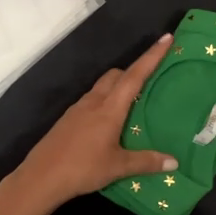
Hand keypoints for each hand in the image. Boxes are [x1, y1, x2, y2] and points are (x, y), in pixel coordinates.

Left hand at [9, 35, 179, 211]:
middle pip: (116, 75)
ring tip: (133, 102)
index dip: (151, 56)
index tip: (165, 38)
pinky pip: (92, 100)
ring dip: (118, 86)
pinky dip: (106, 101)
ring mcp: (78, 108)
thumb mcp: (118, 167)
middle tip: (152, 80)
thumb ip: (146, 162)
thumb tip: (174, 163)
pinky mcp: (69, 118)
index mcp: (109, 108)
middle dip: (134, 71)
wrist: (41, 176)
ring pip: (102, 87)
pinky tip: (109, 121)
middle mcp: (94, 101)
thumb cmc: (82, 168)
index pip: (134, 75)